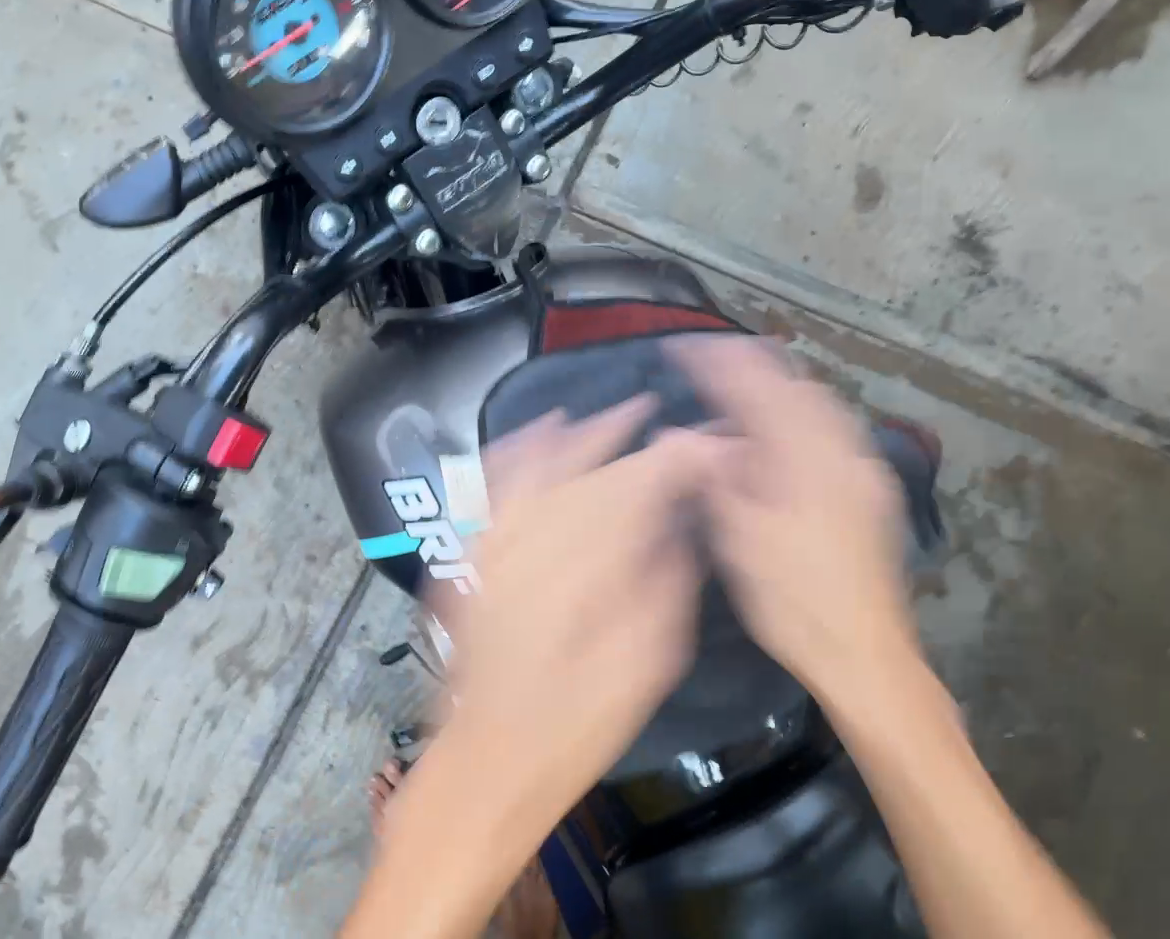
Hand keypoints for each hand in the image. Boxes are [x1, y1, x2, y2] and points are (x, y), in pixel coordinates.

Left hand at [439, 396, 712, 831]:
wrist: (489, 757)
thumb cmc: (577, 725)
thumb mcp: (645, 666)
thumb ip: (663, 584)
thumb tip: (674, 524)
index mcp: (583, 572)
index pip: (631, 492)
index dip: (669, 459)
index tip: (701, 443)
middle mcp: (530, 546)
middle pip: (581, 473)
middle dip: (622, 436)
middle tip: (654, 412)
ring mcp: (491, 548)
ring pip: (534, 471)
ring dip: (572, 437)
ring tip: (605, 415)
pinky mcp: (469, 557)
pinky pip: (491, 490)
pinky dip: (514, 454)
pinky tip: (533, 435)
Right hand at [668, 336, 920, 706]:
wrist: (865, 655)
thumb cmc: (793, 602)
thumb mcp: (740, 541)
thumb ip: (713, 479)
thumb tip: (679, 436)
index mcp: (806, 462)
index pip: (756, 390)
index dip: (716, 362)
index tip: (680, 347)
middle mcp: (842, 454)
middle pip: (795, 386)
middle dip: (749, 366)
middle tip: (706, 362)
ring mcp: (861, 472)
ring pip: (819, 406)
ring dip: (776, 388)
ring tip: (736, 387)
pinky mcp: (867, 492)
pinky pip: (831, 431)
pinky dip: (796, 415)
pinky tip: (776, 434)